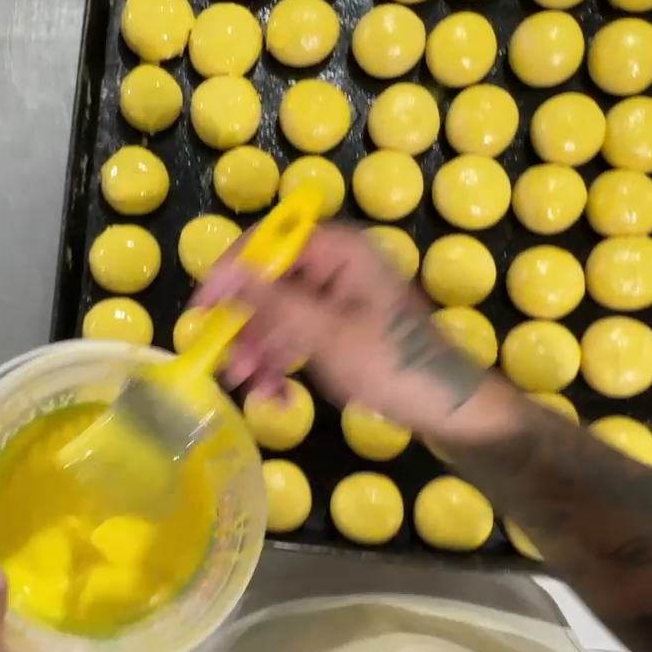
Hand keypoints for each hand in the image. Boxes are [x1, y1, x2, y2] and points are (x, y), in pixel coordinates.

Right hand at [193, 222, 513, 438]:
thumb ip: (272, 301)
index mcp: (339, 251)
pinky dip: (281, 364)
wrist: (448, 408)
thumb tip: (222, 271)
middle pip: (268, 283)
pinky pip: (294, 337)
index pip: (269, 243)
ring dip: (259, 352)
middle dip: (245, 326)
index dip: (231, 272)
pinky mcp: (336, 329)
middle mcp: (334, 267)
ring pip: (277, 316)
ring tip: (250, 388)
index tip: (203, 309)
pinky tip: (276, 396)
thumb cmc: (393, 364)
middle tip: (226, 362)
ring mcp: (335, 300)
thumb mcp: (326, 334)